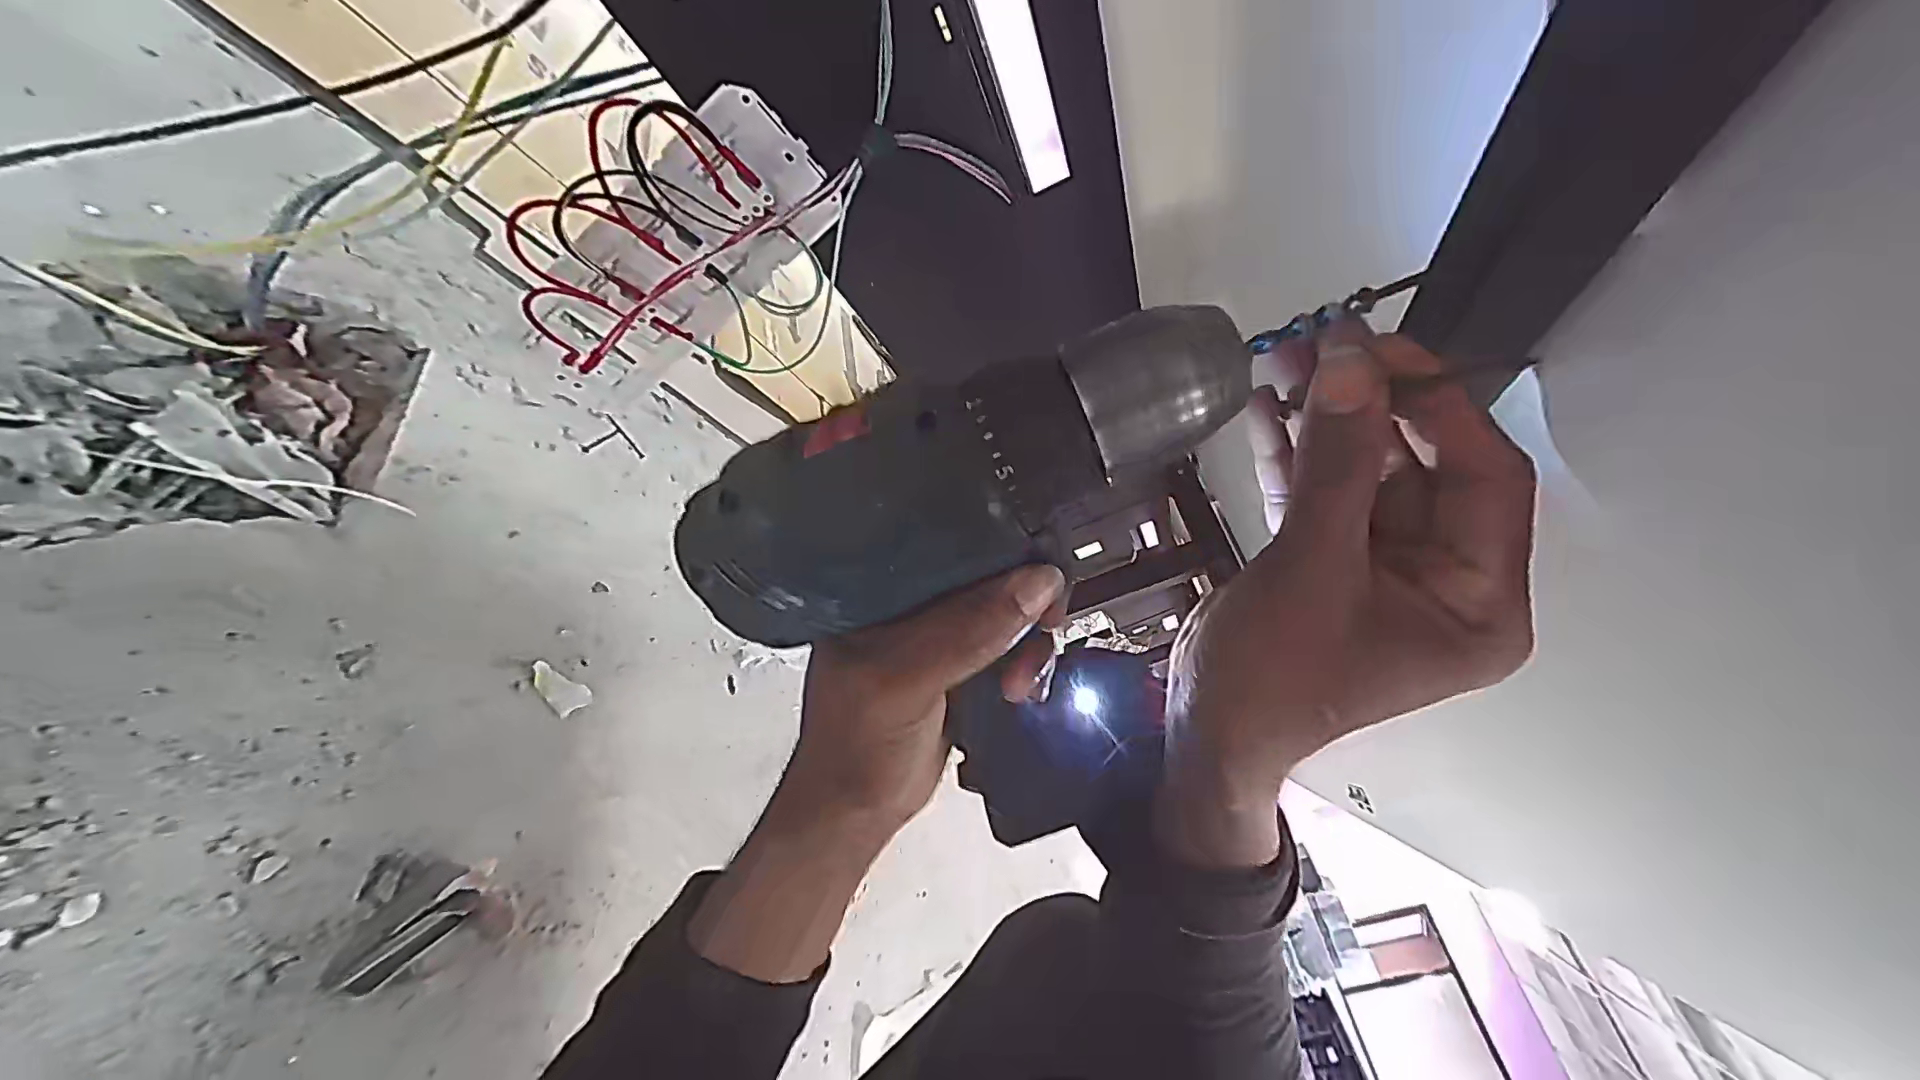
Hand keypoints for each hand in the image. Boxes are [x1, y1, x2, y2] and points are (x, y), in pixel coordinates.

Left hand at [689, 565, 1065, 983]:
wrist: (860, 809)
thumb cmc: (856, 743)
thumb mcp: (906, 682)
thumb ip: (967, 633)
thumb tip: (1034, 584)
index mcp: (879, 590)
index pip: (946, 547)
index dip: (997, 552)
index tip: (1039, 569)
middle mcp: (909, 606)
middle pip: (983, 579)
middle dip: (1022, 602)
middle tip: (1046, 624)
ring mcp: (936, 638)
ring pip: (1002, 614)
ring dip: (1026, 642)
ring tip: (1020, 680)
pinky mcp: (959, 667)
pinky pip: (1006, 648)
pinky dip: (1024, 662)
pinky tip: (1021, 686)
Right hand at [1156, 318, 1536, 867]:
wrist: (1203, 731)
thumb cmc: (1270, 672)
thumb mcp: (1310, 565)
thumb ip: (1334, 462)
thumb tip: (1348, 360)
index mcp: (1477, 600)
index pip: (1484, 479)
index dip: (1437, 406)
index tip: (1380, 350)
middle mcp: (1442, 582)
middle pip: (1419, 470)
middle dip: (1368, 408)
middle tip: (1325, 346)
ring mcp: (1380, 572)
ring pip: (1363, 476)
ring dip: (1324, 424)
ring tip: (1286, 362)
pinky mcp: (1327, 565)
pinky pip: (1321, 498)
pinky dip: (1294, 456)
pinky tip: (1267, 411)